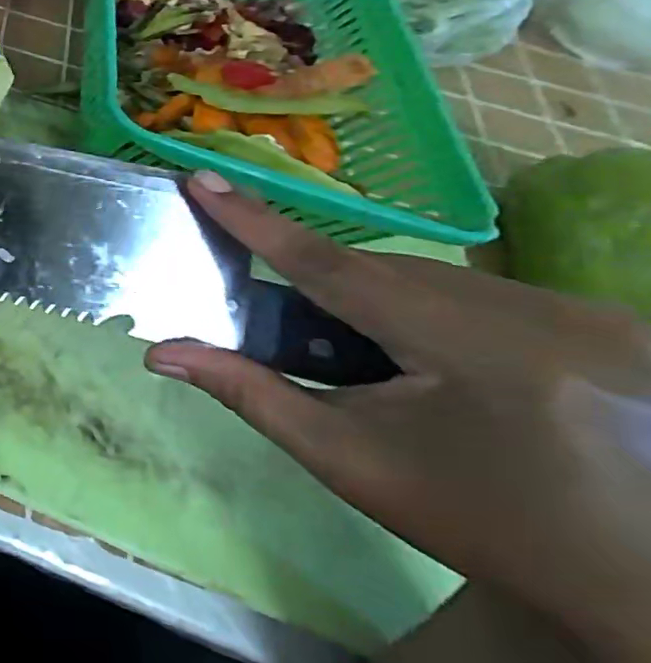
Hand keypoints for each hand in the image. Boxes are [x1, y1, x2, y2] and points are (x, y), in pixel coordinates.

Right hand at [146, 172, 650, 661]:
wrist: (634, 584)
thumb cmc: (473, 519)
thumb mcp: (345, 457)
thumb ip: (247, 391)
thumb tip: (158, 353)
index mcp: (473, 349)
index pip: (332, 266)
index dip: (257, 222)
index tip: (202, 178)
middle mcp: (541, 313)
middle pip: (383, 271)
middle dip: (318, 282)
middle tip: (275, 313)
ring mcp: (587, 314)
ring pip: (429, 278)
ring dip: (373, 297)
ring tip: (360, 353)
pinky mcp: (607, 321)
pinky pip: (476, 292)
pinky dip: (426, 309)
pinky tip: (429, 359)